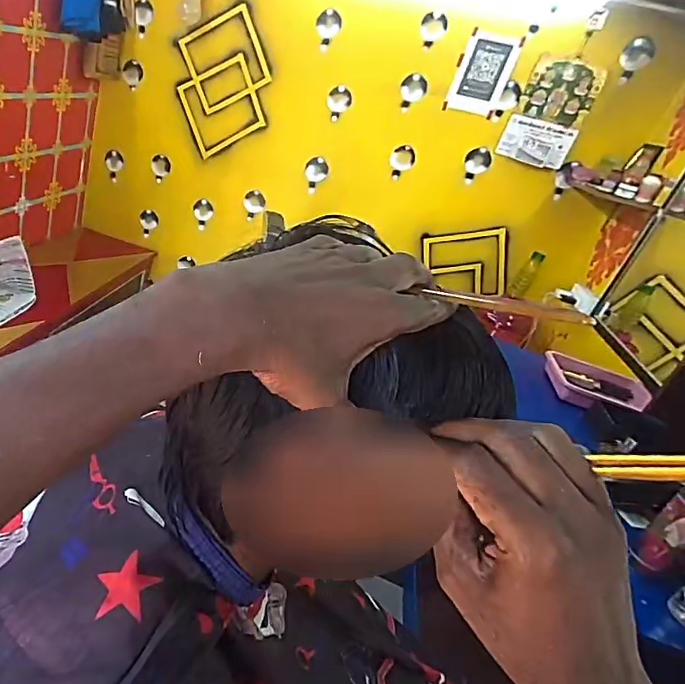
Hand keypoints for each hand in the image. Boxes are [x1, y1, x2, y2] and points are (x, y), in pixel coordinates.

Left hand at [171, 235, 452, 408]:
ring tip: (382, 276)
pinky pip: (339, 245)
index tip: (445, 311)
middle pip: (411, 269)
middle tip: (422, 287)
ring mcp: (338, 257)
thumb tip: (352, 438)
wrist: (239, 312)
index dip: (441, 310)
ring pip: (376, 252)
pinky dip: (346, 254)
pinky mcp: (309, 247)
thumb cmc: (283, 355)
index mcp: (382, 312)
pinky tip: (335, 263)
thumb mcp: (318, 396)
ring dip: (385, 263)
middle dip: (422, 278)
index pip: (428, 308)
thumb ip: (343, 414)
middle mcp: (368, 278)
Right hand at [429, 421, 654, 683]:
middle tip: (433, 439)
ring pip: (546, 436)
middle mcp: (573, 515)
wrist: (594, 679)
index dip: (436, 450)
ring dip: (500, 430)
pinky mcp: (609, 511)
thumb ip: (443, 522)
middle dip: (463, 430)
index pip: (475, 466)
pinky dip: (534, 444)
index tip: (412, 449)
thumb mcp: (461, 584)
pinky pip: (572, 454)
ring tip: (469, 442)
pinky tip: (509, 456)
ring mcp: (598, 510)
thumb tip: (427, 476)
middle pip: (510, 440)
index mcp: (533, 541)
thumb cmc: (519, 642)